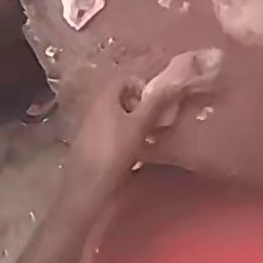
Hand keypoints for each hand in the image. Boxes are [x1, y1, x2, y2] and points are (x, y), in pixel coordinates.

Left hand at [62, 49, 222, 205]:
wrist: (88, 185)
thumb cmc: (115, 150)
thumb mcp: (140, 125)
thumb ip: (156, 103)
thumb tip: (174, 82)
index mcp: (104, 96)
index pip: (125, 78)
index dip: (142, 86)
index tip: (155, 103)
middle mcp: (94, 105)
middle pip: (121, 95)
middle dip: (140, 104)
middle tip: (154, 120)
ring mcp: (90, 123)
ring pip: (116, 113)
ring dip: (133, 120)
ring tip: (147, 135)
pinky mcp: (89, 140)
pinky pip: (110, 127)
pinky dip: (124, 131)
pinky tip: (133, 148)